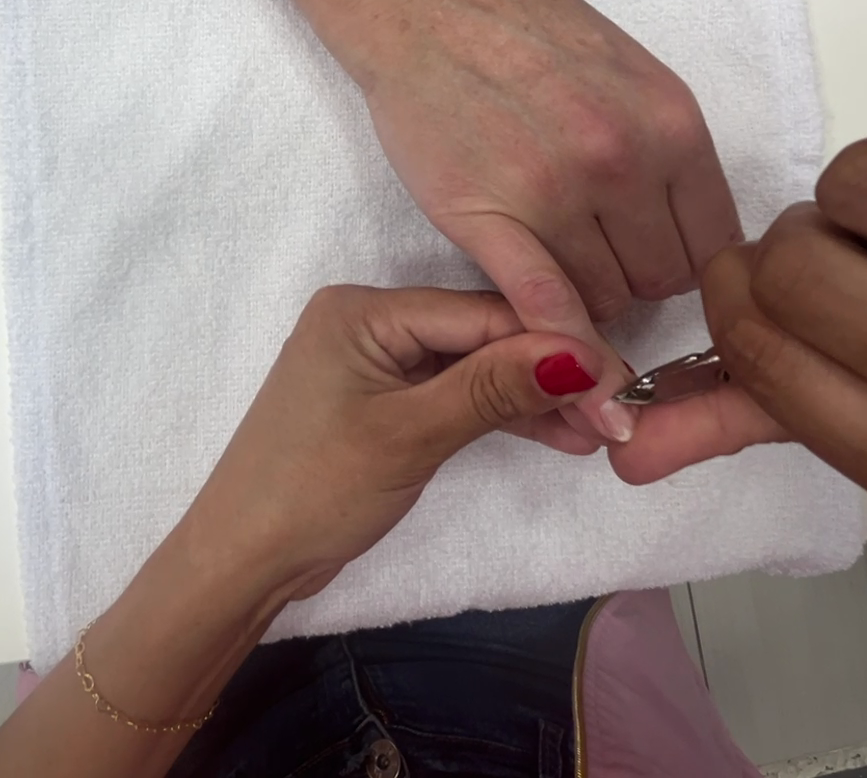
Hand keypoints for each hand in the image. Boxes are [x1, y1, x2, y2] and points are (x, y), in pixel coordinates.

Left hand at [180, 285, 607, 602]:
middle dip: (547, 373)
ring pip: (470, 367)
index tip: (621, 384)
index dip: (553, 345)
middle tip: (619, 414)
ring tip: (598, 433)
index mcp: (362, 309)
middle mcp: (369, 321)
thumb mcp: (408, 436)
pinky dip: (495, 415)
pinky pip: (450, 394)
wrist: (245, 557)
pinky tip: (554, 434)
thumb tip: (581, 357)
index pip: (478, 313)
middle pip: (477, 336)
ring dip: (528, 398)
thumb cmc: (314, 489)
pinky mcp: (381, 400)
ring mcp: (375, 362)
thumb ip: (491, 389)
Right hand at [339, 0, 741, 448]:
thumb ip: (659, 145)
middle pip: (657, 283)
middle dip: (628, 288)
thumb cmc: (515, 24)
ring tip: (543, 268)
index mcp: (671, 121)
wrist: (419, 5)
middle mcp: (625, 161)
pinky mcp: (485, 215)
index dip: (678, 270)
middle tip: (586, 268)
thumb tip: (670, 227)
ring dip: (580, 302)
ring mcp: (555, 191)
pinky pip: (542, 302)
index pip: (709, 247)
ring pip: (601, 299)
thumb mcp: (620, 66)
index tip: (646, 273)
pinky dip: (558, 344)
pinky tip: (563, 372)